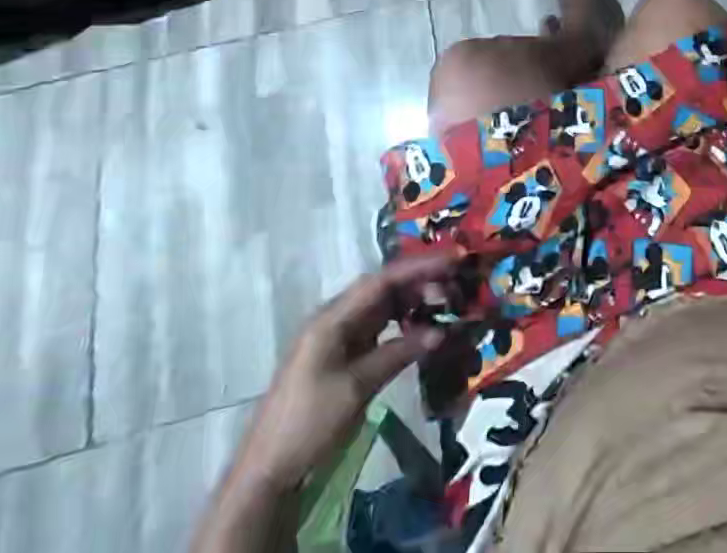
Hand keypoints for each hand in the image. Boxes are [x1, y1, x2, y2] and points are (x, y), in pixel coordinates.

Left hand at [230, 253, 453, 491]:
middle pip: (381, 289)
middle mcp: (335, 318)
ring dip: (411, 302)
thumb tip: (440, 331)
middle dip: (418, 282)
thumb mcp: (357, 387)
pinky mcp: (341, 356)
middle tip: (456, 284)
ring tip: (446, 303)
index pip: (380, 281)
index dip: (417, 268)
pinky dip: (401, 326)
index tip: (451, 261)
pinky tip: (423, 328)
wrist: (270, 465)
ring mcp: (337, 337)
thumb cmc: (310, 422)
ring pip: (381, 308)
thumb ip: (398, 353)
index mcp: (332, 317)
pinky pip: (377, 330)